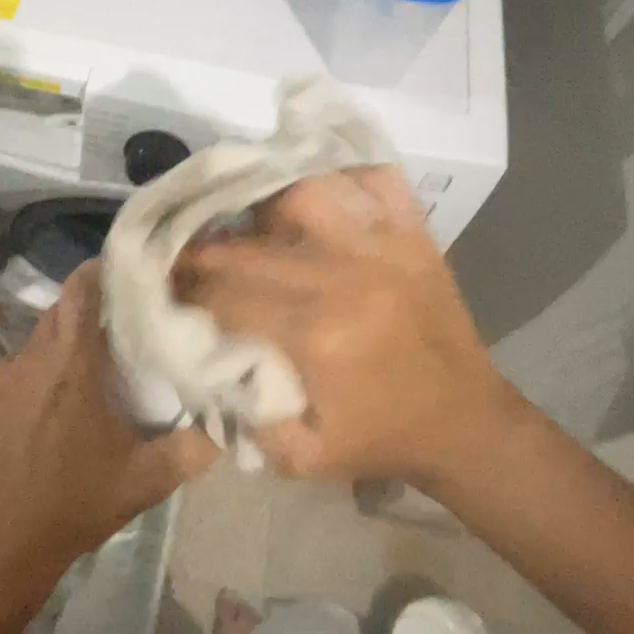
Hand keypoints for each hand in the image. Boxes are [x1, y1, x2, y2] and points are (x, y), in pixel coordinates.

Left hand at [0, 261, 219, 574]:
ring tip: (72, 392)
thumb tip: (227, 421)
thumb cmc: (76, 505)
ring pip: (32, 348)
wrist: (0, 545)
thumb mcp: (146, 480)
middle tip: (111, 338)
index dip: (98, 271)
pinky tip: (35, 419)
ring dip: (54, 359)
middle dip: (83, 318)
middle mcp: (29, 358)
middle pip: (57, 315)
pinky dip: (25, 384)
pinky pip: (6, 374)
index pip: (80, 291)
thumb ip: (194, 446)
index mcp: (71, 366)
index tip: (120, 269)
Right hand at [177, 167, 530, 488]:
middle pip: (253, 245)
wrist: (467, 425)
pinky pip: (375, 180)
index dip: (186, 289)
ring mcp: (386, 248)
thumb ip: (240, 412)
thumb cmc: (379, 440)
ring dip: (264, 203)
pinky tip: (316, 191)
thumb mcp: (300, 458)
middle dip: (206, 248)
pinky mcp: (415, 236)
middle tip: (185, 251)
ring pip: (306, 193)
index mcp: (318, 337)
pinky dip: (342, 176)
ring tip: (246, 219)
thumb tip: (194, 355)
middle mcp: (347, 279)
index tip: (166, 288)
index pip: (227, 295)